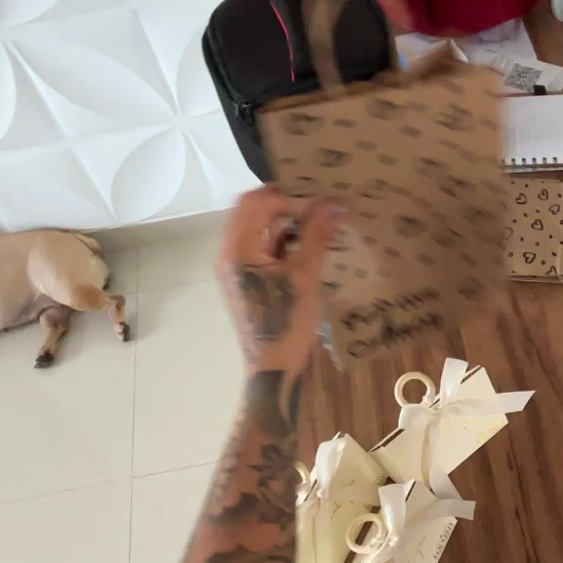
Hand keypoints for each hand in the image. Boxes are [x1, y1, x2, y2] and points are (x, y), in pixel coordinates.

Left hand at [215, 188, 345, 374]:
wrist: (272, 368)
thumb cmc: (287, 323)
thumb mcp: (306, 276)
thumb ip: (317, 235)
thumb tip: (335, 202)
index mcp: (237, 249)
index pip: (256, 202)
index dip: (285, 194)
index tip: (316, 199)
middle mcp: (227, 254)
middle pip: (251, 212)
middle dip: (283, 207)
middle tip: (315, 208)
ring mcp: (232, 270)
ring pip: (255, 231)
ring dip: (282, 226)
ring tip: (314, 228)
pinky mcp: (242, 283)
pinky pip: (257, 251)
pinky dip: (278, 245)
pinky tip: (305, 251)